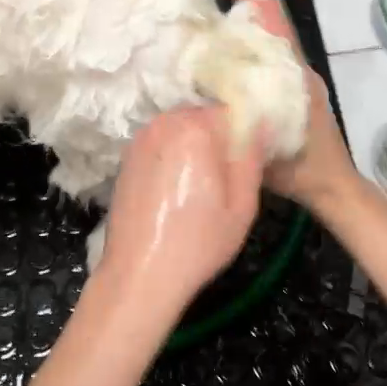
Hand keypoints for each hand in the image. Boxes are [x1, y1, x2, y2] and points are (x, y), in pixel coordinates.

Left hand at [99, 105, 264, 306]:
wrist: (139, 274)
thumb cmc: (198, 242)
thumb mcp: (241, 205)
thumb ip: (252, 157)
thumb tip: (260, 122)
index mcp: (194, 127)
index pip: (229, 111)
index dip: (243, 133)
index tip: (248, 161)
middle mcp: (163, 123)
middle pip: (201, 118)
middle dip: (216, 139)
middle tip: (226, 178)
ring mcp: (141, 139)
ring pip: (179, 130)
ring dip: (193, 148)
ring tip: (201, 187)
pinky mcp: (127, 158)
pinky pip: (160, 145)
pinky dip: (172, 158)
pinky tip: (176, 191)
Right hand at [224, 0, 359, 211]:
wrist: (334, 189)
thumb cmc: (298, 168)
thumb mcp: (261, 144)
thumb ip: (235, 118)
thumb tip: (199, 94)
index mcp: (290, 76)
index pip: (274, 26)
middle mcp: (297, 70)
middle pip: (274, 25)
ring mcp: (299, 80)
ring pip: (275, 40)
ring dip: (256, 18)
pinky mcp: (296, 92)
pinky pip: (273, 58)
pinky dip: (256, 44)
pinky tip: (235, 49)